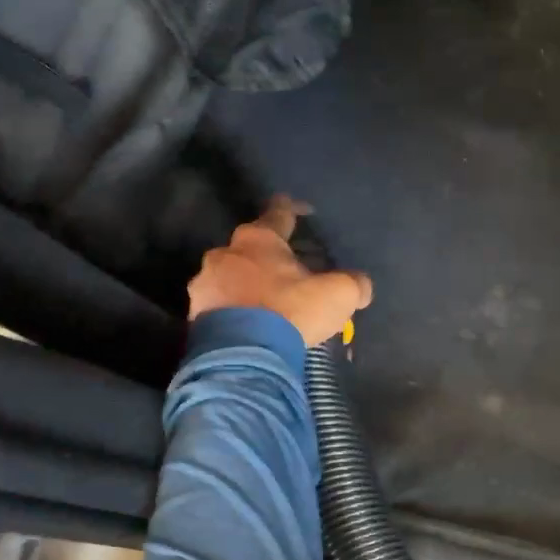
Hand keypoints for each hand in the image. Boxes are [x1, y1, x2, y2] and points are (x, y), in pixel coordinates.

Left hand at [187, 194, 372, 346]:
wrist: (244, 350)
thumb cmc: (292, 310)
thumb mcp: (339, 294)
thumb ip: (354, 284)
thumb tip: (360, 284)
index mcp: (259, 239)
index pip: (279, 214)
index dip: (293, 209)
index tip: (302, 209)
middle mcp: (227, 252)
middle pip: (253, 248)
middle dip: (272, 258)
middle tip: (292, 274)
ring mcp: (207, 281)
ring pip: (234, 276)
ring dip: (252, 285)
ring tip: (271, 306)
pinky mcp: (198, 311)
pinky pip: (223, 304)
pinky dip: (239, 310)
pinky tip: (253, 325)